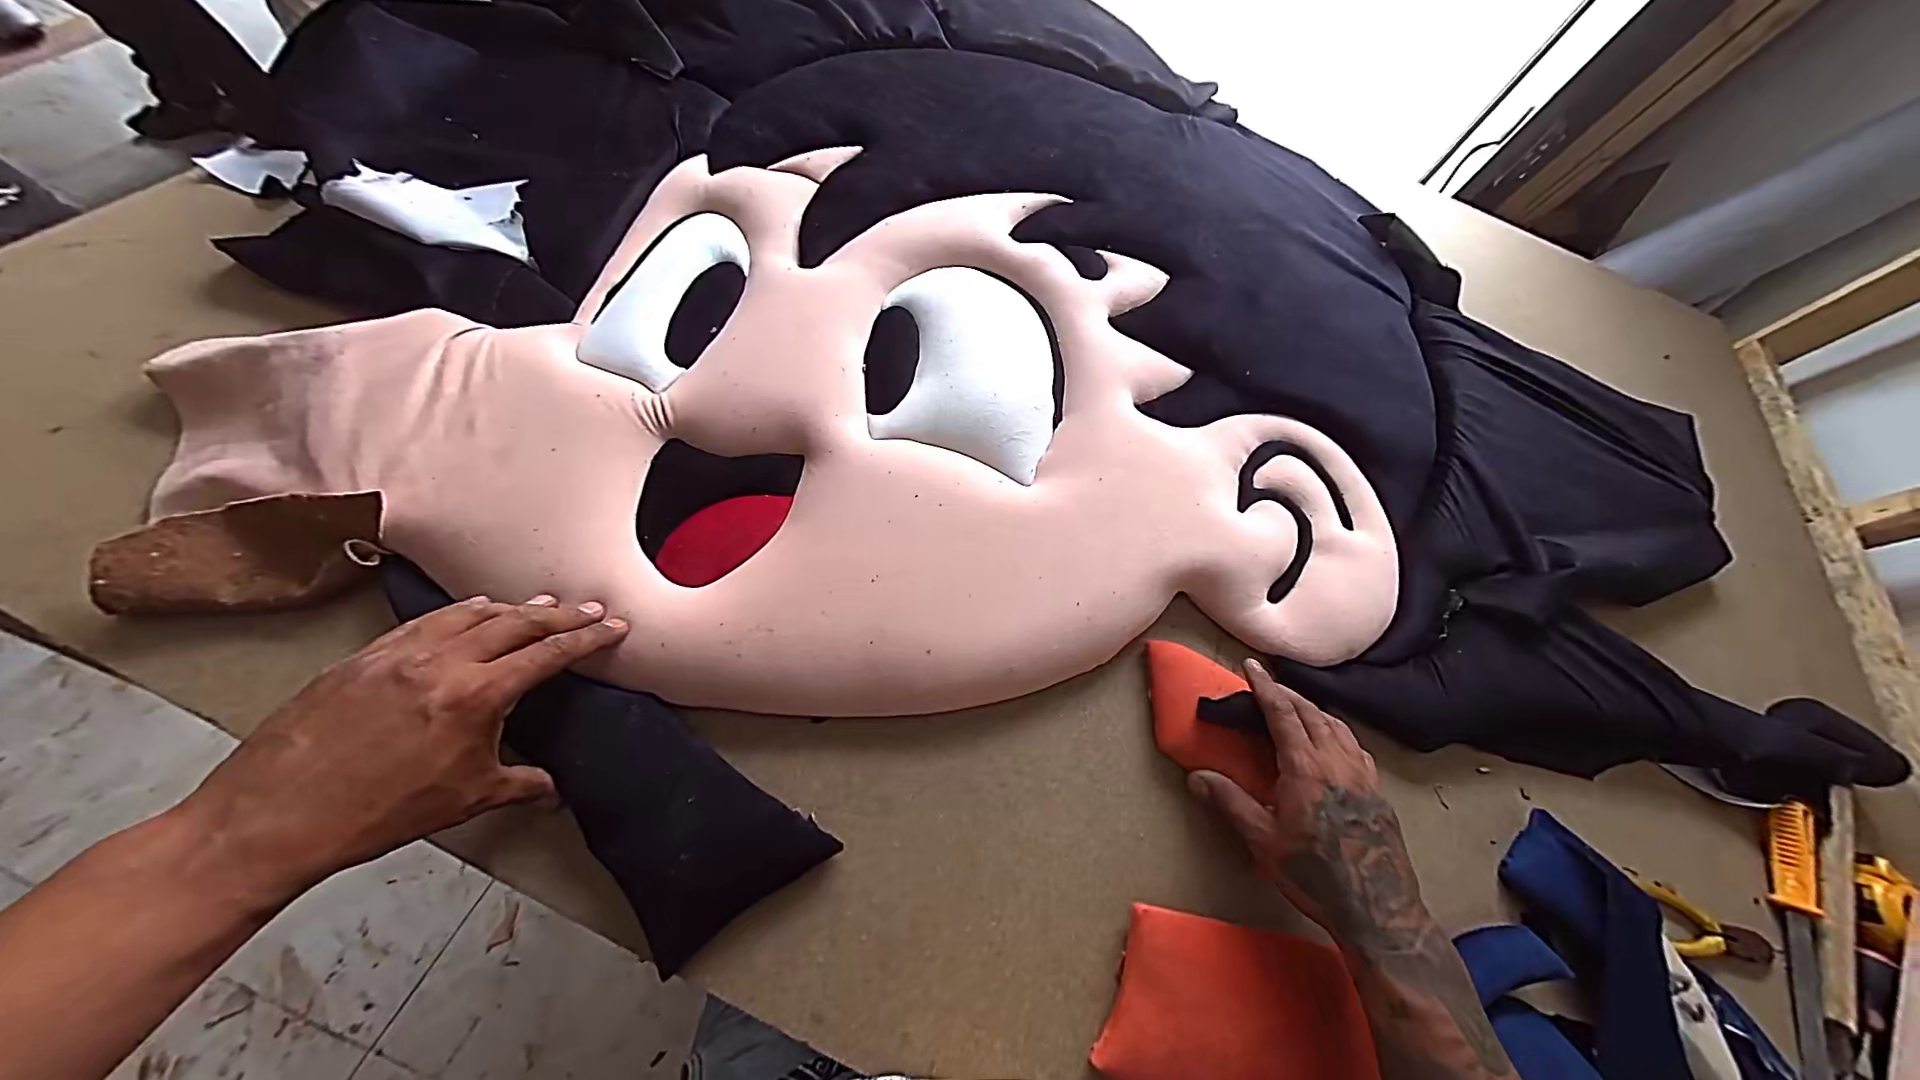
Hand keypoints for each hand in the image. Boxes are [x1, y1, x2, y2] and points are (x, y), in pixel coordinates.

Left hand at [171, 594, 629, 906]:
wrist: (268, 820)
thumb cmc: (374, 813)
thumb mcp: (466, 799)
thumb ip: (522, 783)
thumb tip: (552, 790)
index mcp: (474, 696)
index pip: (549, 654)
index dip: (588, 638)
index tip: (613, 626)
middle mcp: (441, 662)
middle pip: (518, 622)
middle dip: (562, 615)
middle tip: (590, 609)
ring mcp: (398, 654)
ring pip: (473, 613)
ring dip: (515, 608)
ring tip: (542, 606)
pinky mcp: (364, 656)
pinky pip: (428, 621)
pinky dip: (463, 612)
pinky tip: (474, 611)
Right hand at [1187, 659, 1428, 949]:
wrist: (1379, 911)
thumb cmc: (1316, 875)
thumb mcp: (1263, 840)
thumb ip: (1229, 802)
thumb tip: (1196, 777)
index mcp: (1306, 768)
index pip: (1282, 712)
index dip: (1264, 686)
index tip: (1251, 666)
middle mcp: (1337, 763)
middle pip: (1310, 712)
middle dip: (1286, 691)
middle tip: (1266, 682)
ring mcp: (1362, 776)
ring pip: (1336, 725)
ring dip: (1312, 707)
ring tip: (1295, 704)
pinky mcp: (1377, 791)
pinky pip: (1354, 745)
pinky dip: (1335, 729)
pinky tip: (1331, 739)